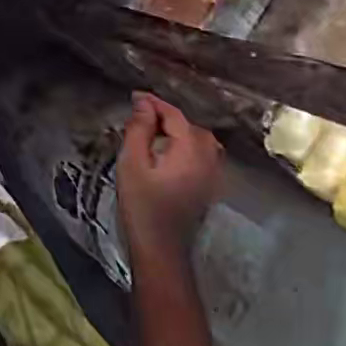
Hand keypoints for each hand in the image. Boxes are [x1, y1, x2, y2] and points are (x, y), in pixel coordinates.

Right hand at [116, 92, 224, 263]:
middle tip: (141, 115)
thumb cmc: (142, 205)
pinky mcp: (209, 188)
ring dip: (179, 131)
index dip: (154, 103)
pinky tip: (168, 151)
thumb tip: (144, 103)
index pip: (175, 116)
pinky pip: (203, 155)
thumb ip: (139, 129)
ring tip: (154, 130)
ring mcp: (213, 176)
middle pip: (191, 126)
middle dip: (168, 116)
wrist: (161, 249)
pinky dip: (187, 146)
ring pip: (200, 141)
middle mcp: (209, 160)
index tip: (134, 96)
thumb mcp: (132, 162)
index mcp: (191, 151)